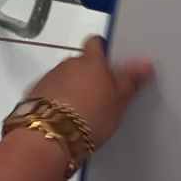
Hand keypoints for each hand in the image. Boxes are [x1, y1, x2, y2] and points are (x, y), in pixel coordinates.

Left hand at [26, 36, 154, 147]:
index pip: (96, 42)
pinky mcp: (33, 95)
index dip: (103, 49)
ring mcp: (48, 78)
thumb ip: (131, 80)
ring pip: (64, 78)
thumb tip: (147, 61)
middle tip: (100, 96)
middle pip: (80, 63)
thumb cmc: (90, 115)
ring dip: (71, 89)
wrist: (48, 137)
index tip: (111, 63)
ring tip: (80, 114)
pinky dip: (55, 102)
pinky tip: (62, 121)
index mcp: (91, 60)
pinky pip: (49, 93)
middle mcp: (68, 63)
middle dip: (88, 75)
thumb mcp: (119, 101)